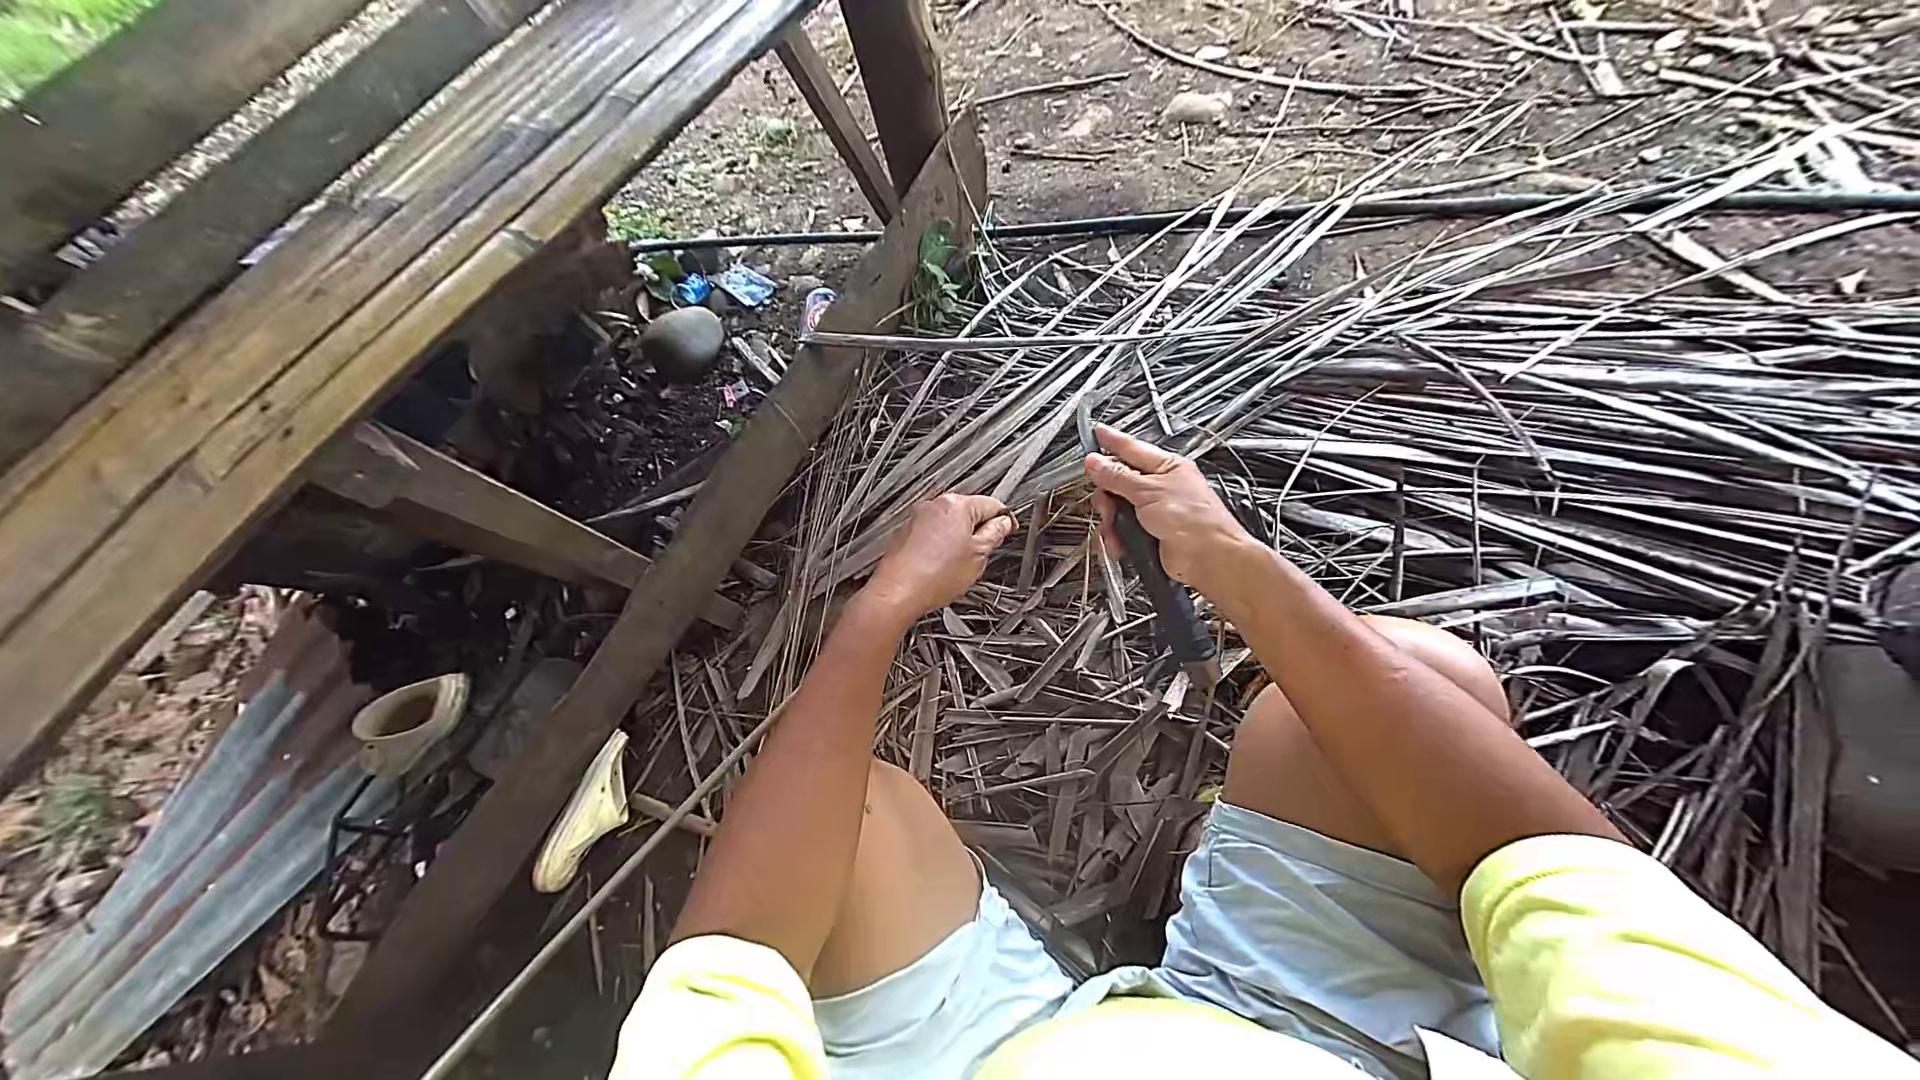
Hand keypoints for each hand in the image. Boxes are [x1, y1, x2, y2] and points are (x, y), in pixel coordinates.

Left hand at [863, 493, 1014, 621]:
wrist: (897, 592)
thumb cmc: (932, 576)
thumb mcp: (978, 555)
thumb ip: (995, 534)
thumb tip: (1003, 523)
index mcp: (955, 505)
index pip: (992, 504)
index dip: (1004, 520)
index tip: (1006, 532)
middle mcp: (934, 505)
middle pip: (969, 512)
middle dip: (978, 532)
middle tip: (980, 555)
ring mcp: (918, 518)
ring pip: (950, 525)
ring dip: (958, 541)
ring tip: (957, 565)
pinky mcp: (907, 533)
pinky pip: (933, 535)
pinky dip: (940, 547)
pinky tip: (940, 567)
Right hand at [1084, 425, 1255, 601]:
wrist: (1209, 557)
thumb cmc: (1196, 520)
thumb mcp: (1148, 491)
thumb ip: (1117, 476)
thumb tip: (1096, 461)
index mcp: (1166, 467)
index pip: (1131, 448)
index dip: (1111, 441)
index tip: (1096, 432)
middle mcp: (1161, 486)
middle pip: (1119, 481)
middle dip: (1107, 495)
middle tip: (1106, 504)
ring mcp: (1156, 510)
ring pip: (1118, 508)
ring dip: (1112, 520)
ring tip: (1115, 528)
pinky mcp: (1150, 532)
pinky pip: (1123, 529)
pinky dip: (1118, 537)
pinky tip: (1121, 543)